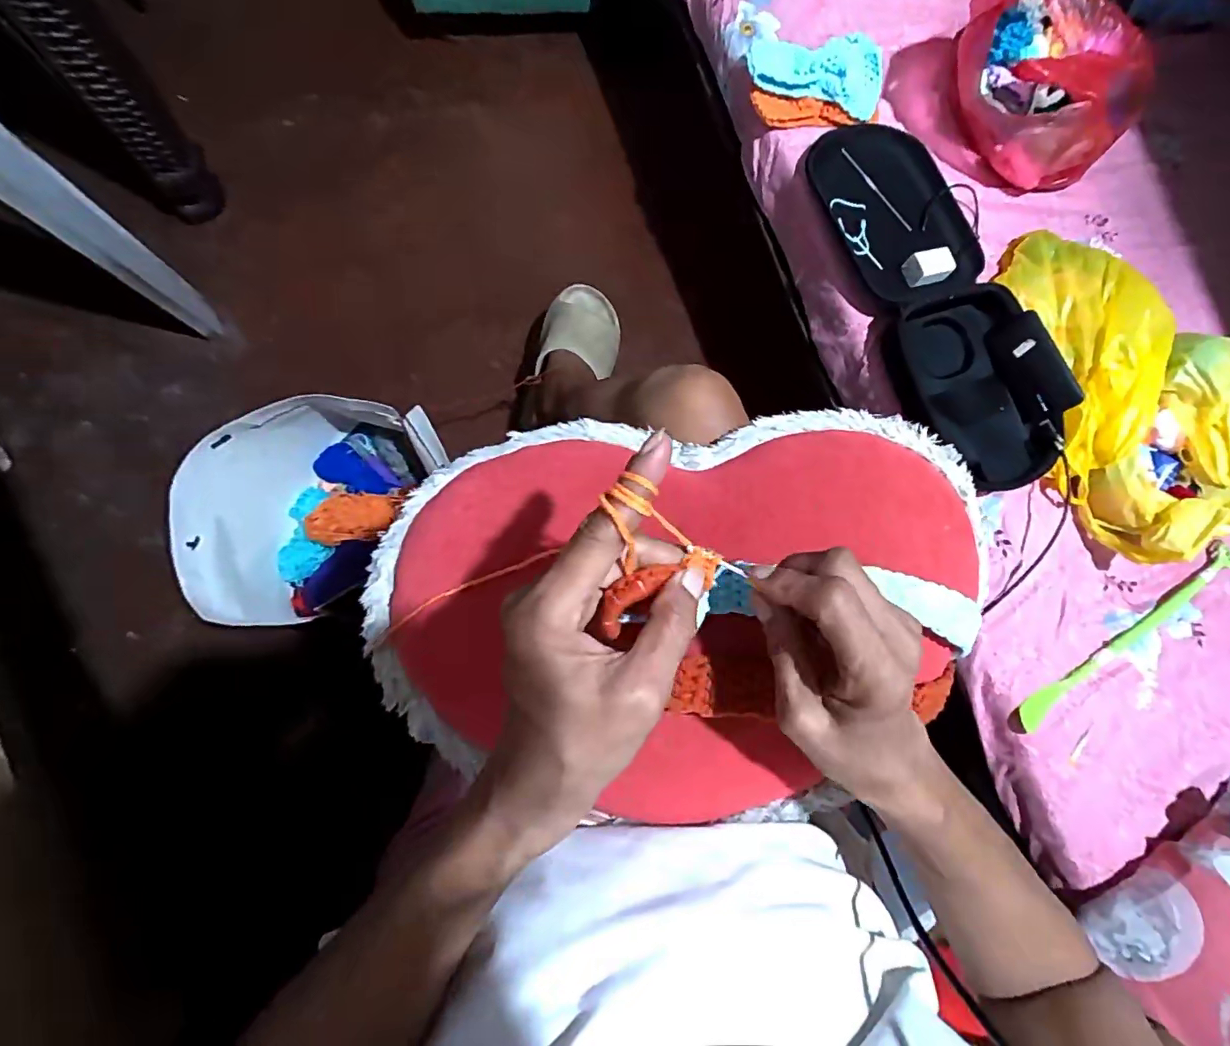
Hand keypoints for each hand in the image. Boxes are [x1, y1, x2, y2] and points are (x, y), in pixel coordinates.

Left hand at [485, 431, 703, 845]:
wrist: (535, 788)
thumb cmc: (585, 746)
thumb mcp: (641, 690)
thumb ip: (671, 624)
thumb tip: (694, 573)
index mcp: (548, 609)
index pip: (602, 532)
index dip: (635, 486)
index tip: (660, 442)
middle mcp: (536, 595)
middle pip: (610, 550)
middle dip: (657, 564)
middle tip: (694, 594)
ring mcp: (539, 604)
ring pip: (608, 568)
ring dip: (647, 585)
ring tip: (671, 622)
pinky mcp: (548, 616)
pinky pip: (600, 588)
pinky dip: (632, 599)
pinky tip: (649, 628)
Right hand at [752, 548, 946, 814]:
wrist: (894, 756)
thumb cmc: (844, 750)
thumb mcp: (798, 718)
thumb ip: (782, 653)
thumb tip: (762, 594)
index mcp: (875, 668)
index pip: (833, 600)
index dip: (788, 583)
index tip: (751, 583)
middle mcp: (896, 632)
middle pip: (842, 566)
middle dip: (795, 569)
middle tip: (766, 594)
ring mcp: (902, 618)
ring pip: (846, 565)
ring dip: (806, 575)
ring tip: (785, 605)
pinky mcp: (898, 612)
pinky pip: (852, 580)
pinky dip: (821, 586)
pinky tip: (810, 617)